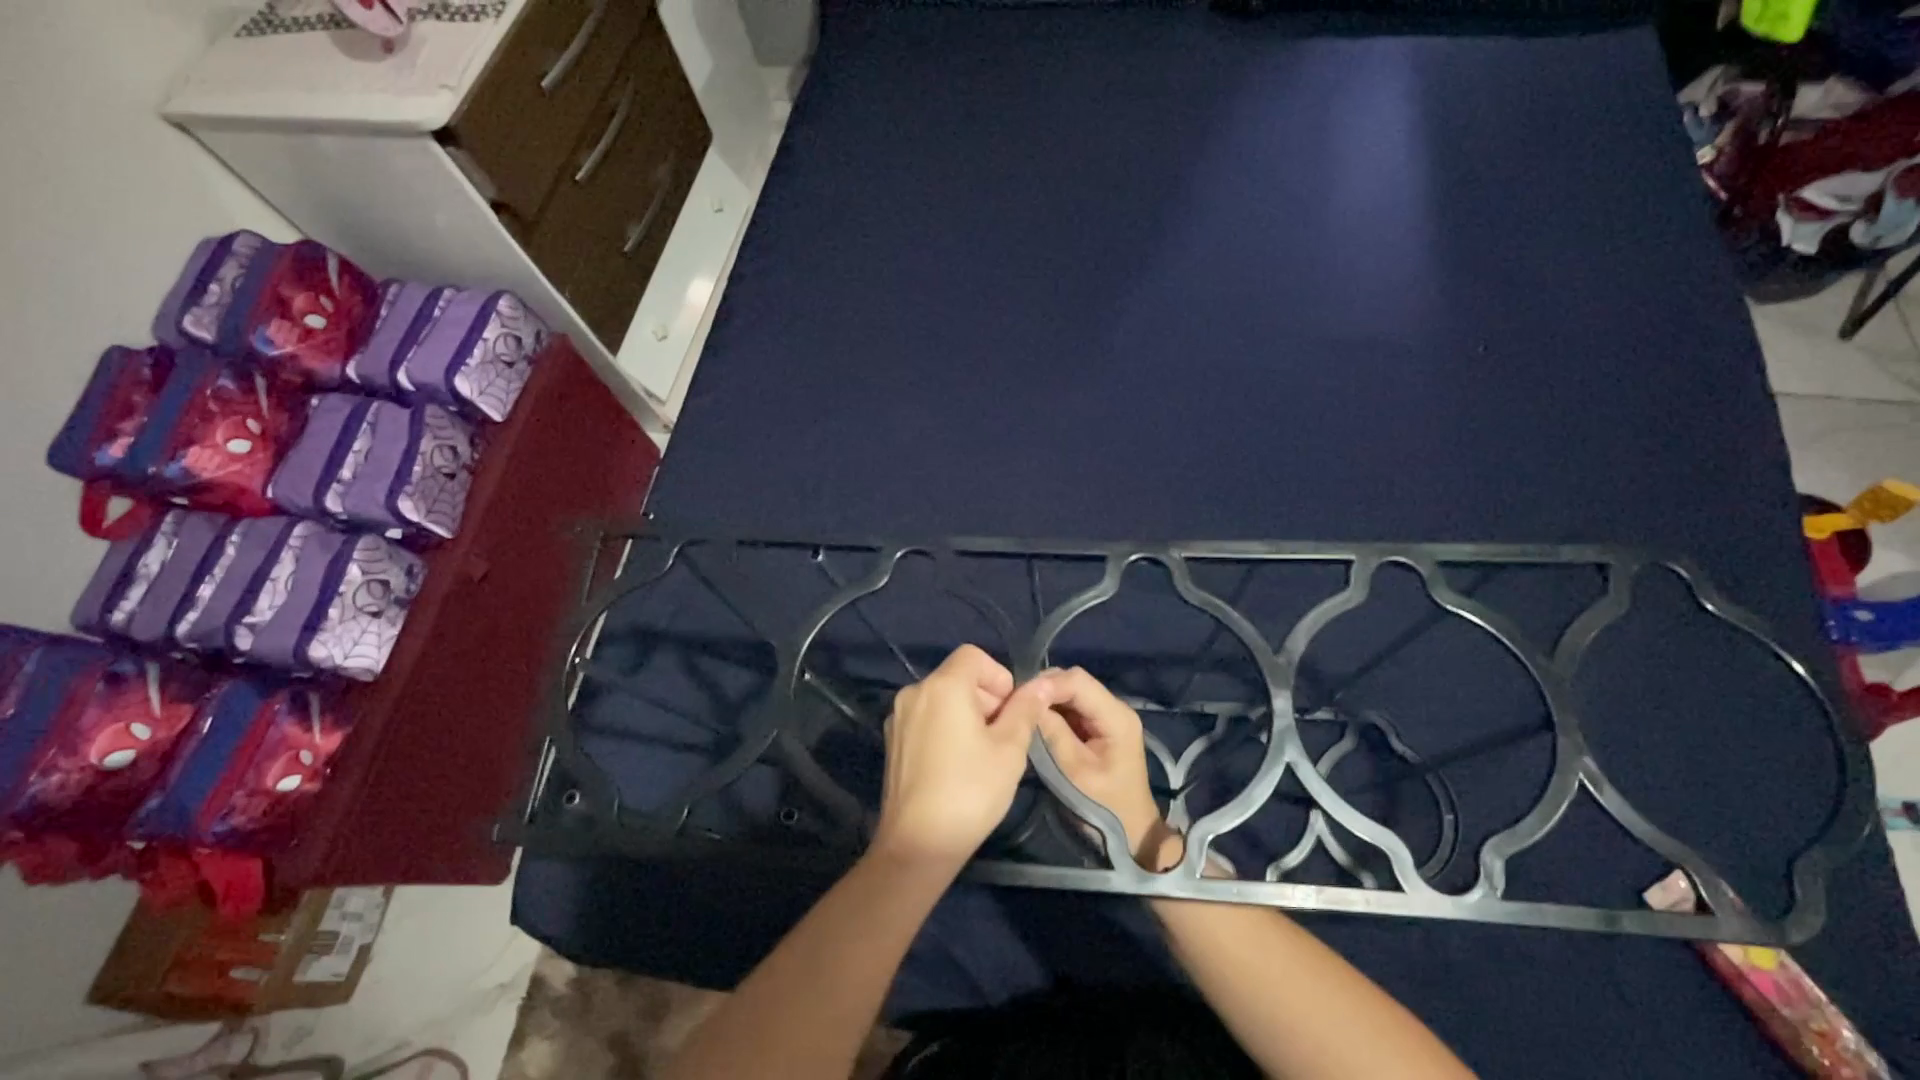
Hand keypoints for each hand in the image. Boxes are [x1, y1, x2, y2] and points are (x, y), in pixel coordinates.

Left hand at [871, 645, 1037, 869]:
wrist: (918, 843)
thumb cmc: (971, 791)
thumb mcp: (1010, 748)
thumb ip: (1025, 709)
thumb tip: (1042, 684)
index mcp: (943, 686)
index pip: (974, 656)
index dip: (999, 677)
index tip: (1011, 711)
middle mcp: (914, 693)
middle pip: (957, 676)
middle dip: (986, 698)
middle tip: (1003, 738)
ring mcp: (898, 718)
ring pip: (942, 699)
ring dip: (967, 715)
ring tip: (982, 755)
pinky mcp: (893, 742)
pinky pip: (926, 719)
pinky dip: (946, 729)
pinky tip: (957, 766)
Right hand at [1009, 667, 1169, 862]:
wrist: (1131, 832)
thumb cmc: (1105, 806)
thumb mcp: (1075, 771)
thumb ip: (1053, 733)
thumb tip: (1029, 702)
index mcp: (1116, 716)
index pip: (1077, 681)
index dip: (1046, 684)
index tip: (1018, 699)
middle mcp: (1114, 708)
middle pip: (1074, 682)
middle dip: (1043, 690)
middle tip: (1015, 706)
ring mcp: (1106, 716)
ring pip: (1070, 692)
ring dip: (1046, 700)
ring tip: (1021, 713)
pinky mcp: (1097, 726)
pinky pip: (1070, 708)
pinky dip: (1051, 711)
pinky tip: (1034, 722)